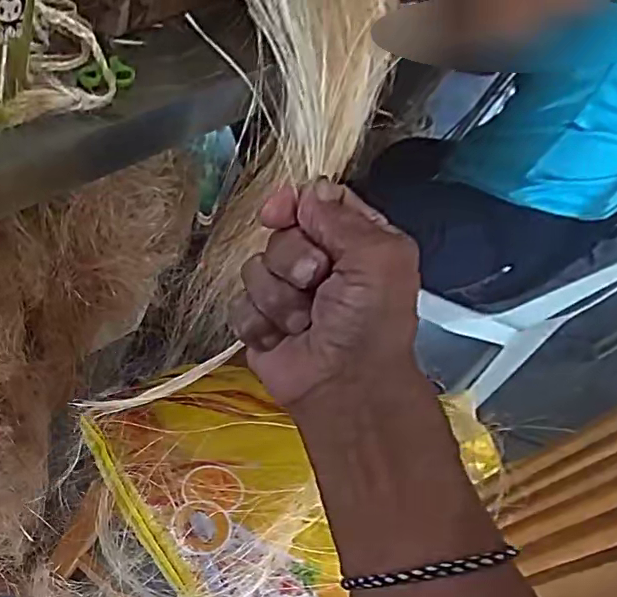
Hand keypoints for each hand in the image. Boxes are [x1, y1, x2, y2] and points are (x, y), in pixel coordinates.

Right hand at [226, 180, 423, 411]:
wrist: (341, 383)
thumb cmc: (370, 323)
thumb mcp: (378, 257)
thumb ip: (342, 220)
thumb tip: (306, 192)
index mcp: (351, 240)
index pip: (314, 204)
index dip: (293, 205)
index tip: (277, 211)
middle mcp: (314, 263)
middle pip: (278, 238)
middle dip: (291, 263)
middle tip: (314, 284)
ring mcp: (281, 295)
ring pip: (252, 274)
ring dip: (278, 300)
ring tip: (302, 322)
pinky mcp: (256, 325)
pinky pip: (238, 309)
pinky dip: (259, 325)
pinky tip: (280, 338)